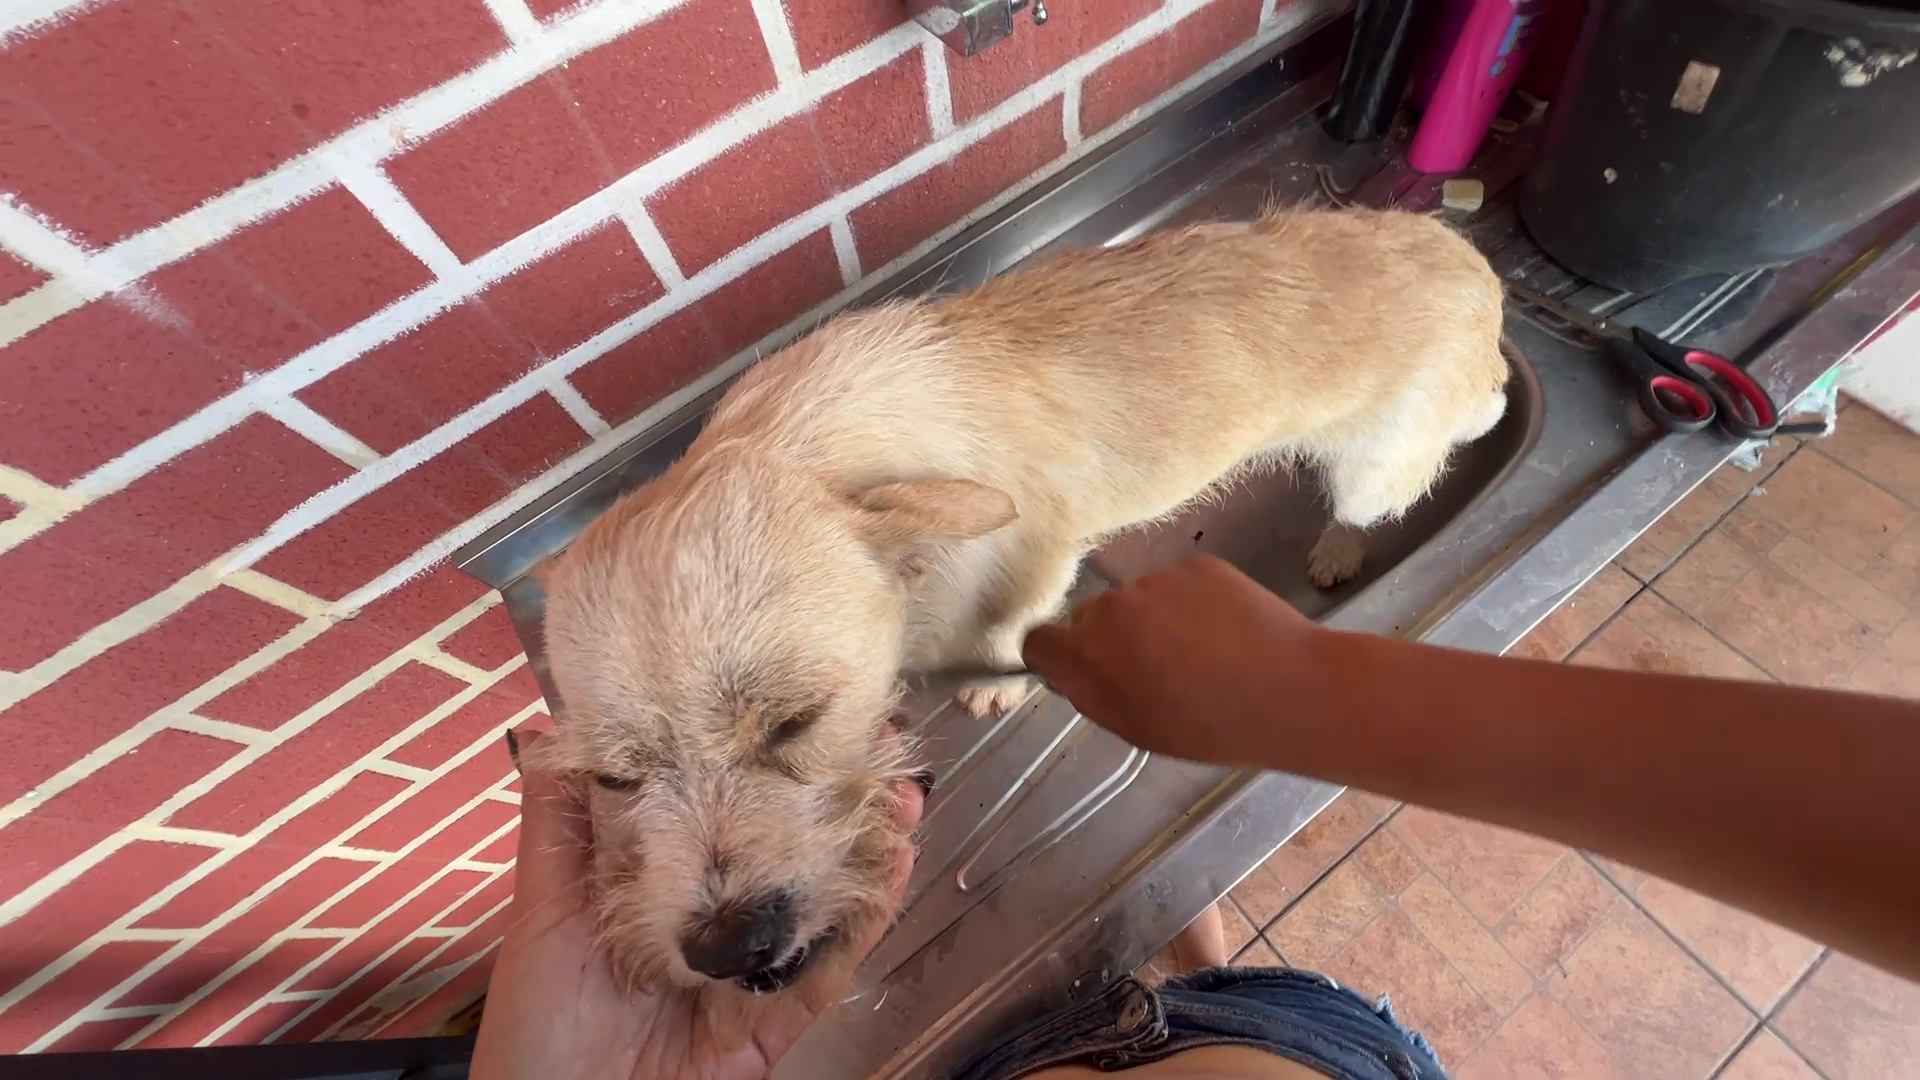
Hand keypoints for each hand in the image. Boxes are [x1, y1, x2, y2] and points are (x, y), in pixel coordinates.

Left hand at [472, 730, 924, 1079]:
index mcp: (681, 884)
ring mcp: (761, 965)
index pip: (739, 810)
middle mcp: (730, 916)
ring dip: (873, 843)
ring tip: (906, 793)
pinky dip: (870, 917)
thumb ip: (557, 823)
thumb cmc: (541, 1016)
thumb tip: (545, 726)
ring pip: (829, 896)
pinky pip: (833, 965)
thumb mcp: (546, 907)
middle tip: (880, 740)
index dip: (777, 760)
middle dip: (841, 793)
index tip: (807, 710)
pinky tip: (899, 864)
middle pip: (796, 846)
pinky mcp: (780, 1016)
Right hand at [1022, 554, 1327, 766]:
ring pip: (1136, 598)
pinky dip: (1189, 601)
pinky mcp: (1194, 564)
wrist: (1293, 691)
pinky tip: (1223, 629)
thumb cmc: (1210, 727)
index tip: (1084, 668)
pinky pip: (1175, 583)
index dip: (1057, 655)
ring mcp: (1154, 580)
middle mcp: (1111, 607)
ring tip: (1200, 650)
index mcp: (1089, 654)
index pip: (1039, 640)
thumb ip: (1089, 693)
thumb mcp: (1136, 728)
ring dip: (1151, 618)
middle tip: (1154, 666)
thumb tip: (1070, 668)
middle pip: (1090, 617)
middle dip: (1110, 637)